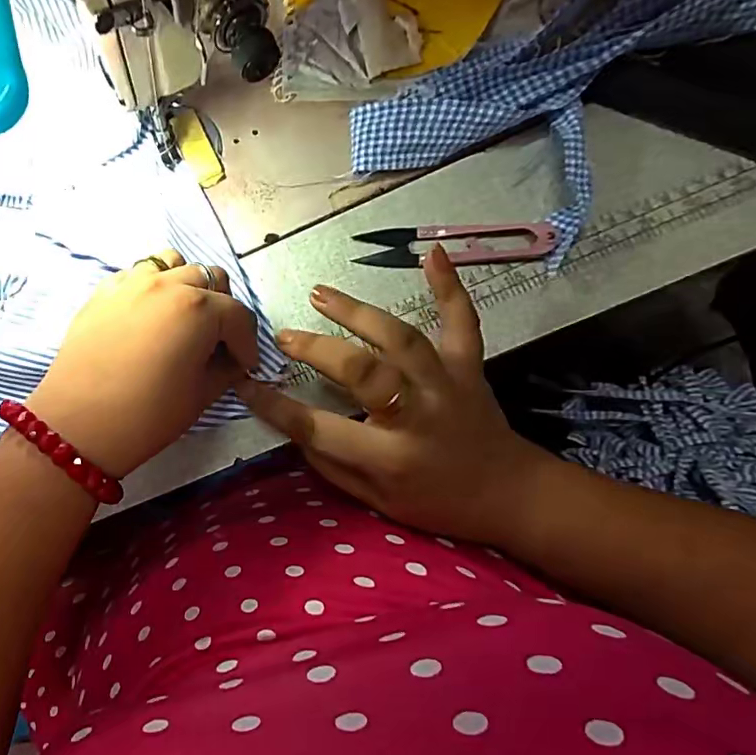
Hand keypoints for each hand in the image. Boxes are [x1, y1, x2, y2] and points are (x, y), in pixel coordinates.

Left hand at [26, 250, 258, 475]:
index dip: (247, 343)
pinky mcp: (103, 292)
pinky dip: (151, 286)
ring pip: (172, 264)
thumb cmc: (147, 415)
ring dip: (187, 285)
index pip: (238, 316)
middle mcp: (167, 284)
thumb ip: (225, 368)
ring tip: (183, 317)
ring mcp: (131, 283)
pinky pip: (136, 274)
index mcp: (198, 307)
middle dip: (221, 308)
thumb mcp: (201, 395)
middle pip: (209, 279)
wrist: (78, 425)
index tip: (244, 364)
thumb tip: (232, 359)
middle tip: (216, 341)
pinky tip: (148, 316)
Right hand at [236, 247, 553, 547]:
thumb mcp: (377, 501)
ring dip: (357, 311)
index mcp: (389, 456)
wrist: (508, 493)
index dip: (276, 407)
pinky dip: (449, 286)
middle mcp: (417, 414)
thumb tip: (294, 426)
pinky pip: (461, 321)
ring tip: (320, 293)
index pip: (319, 429)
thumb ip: (332, 465)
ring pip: (400, 337)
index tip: (246, 385)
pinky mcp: (469, 367)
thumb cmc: (437, 502)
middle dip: (315, 349)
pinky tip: (431, 252)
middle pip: (360, 371)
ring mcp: (446, 384)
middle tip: (283, 335)